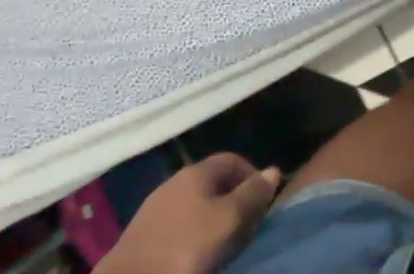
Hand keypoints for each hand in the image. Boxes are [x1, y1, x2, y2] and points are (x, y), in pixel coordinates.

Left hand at [96, 154, 282, 273]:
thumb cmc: (185, 247)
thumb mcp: (229, 219)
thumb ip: (253, 193)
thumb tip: (272, 170)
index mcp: (195, 172)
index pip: (233, 159)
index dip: (253, 176)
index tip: (263, 202)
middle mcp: (173, 183)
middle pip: (214, 183)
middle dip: (234, 201)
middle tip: (247, 225)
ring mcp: (154, 210)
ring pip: (195, 206)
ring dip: (213, 220)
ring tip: (224, 243)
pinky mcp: (141, 237)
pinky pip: (178, 226)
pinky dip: (193, 234)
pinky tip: (195, 254)